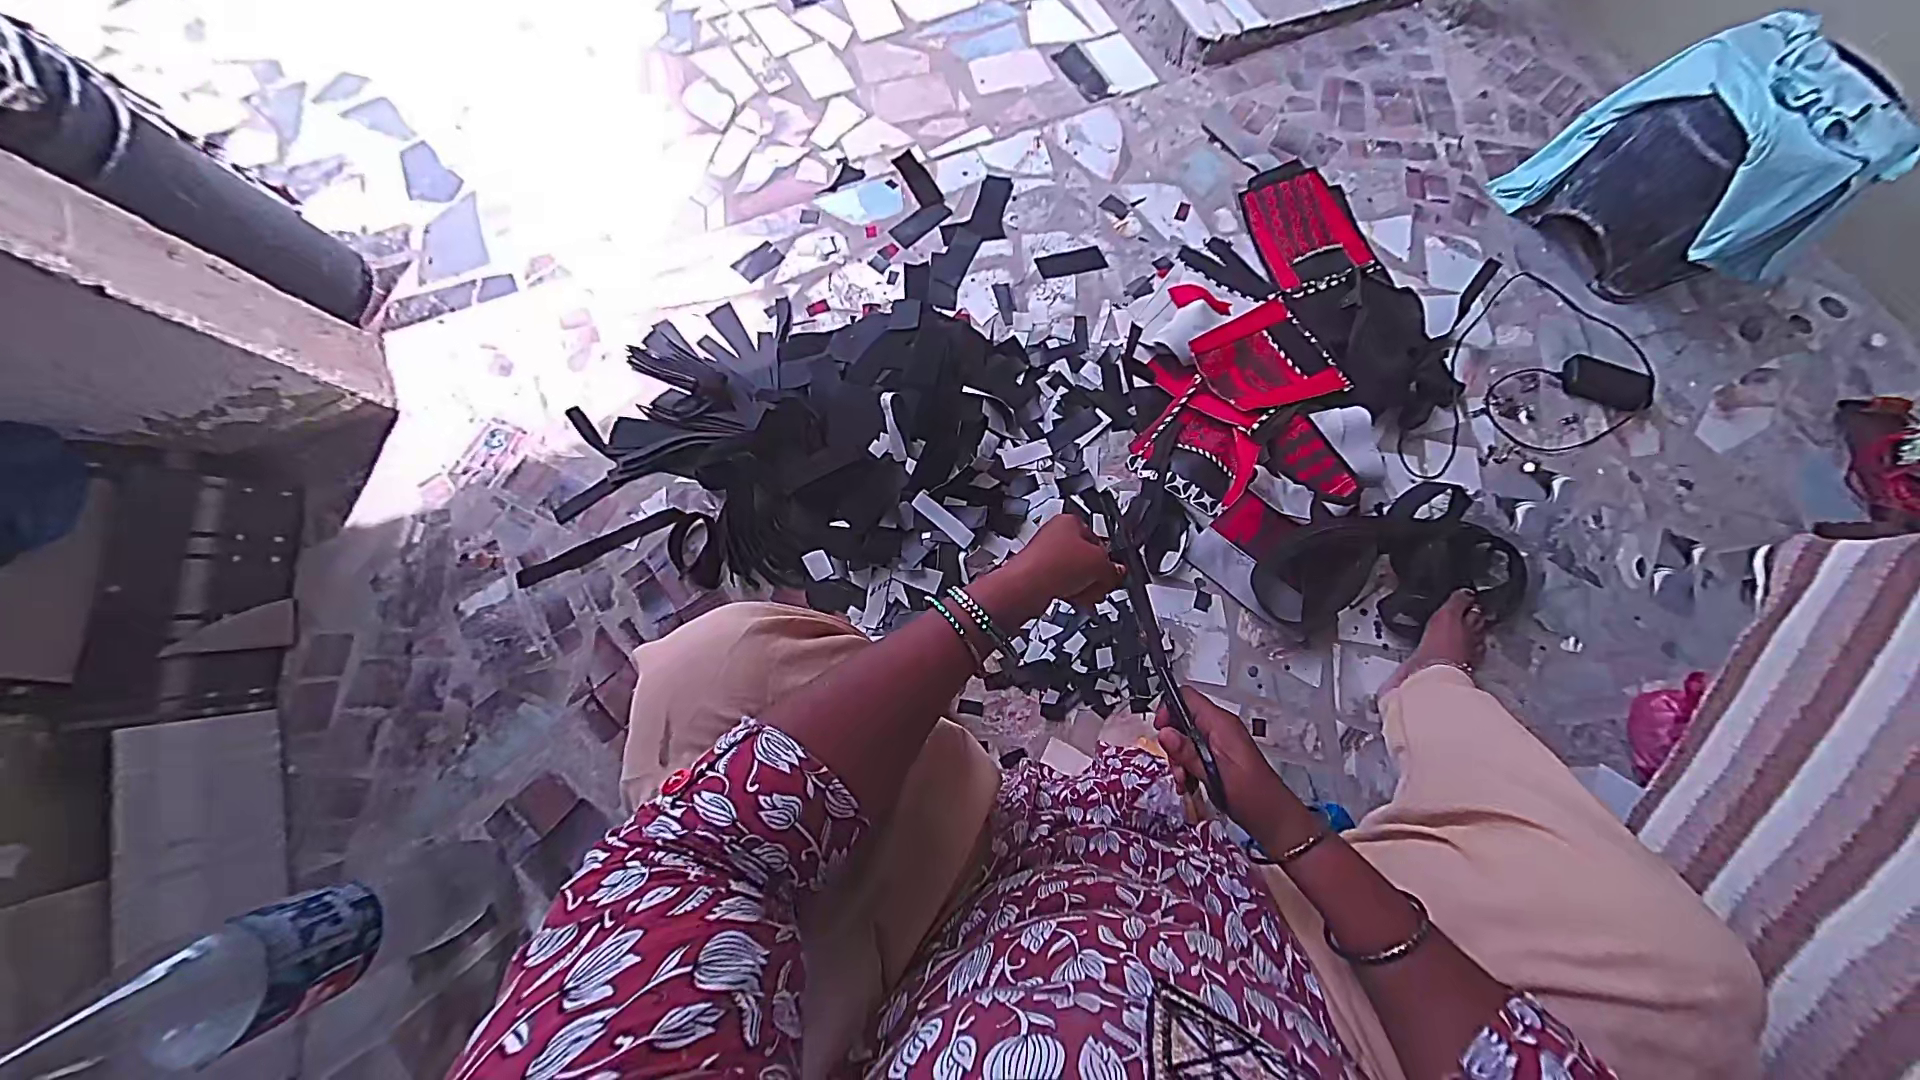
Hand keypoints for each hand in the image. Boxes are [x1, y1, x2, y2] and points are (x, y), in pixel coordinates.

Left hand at [1003, 513, 1126, 608]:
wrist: (1026, 588)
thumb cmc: (1053, 565)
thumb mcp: (1099, 564)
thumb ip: (1113, 568)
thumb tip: (1117, 572)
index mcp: (1069, 521)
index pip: (1098, 538)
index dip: (1108, 557)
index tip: (1113, 571)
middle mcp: (1054, 535)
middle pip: (1086, 557)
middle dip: (1096, 574)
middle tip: (1101, 584)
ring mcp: (1044, 556)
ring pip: (1074, 573)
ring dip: (1085, 585)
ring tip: (1089, 595)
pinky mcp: (1037, 575)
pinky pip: (1061, 584)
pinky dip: (1070, 592)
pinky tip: (1075, 599)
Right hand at [1154, 687, 1307, 835]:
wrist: (1274, 819)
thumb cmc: (1253, 797)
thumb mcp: (1213, 775)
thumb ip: (1187, 752)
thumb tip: (1165, 732)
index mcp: (1221, 724)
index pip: (1186, 697)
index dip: (1168, 709)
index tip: (1161, 731)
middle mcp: (1221, 727)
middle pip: (1182, 718)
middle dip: (1172, 741)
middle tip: (1176, 764)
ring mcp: (1221, 740)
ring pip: (1186, 736)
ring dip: (1179, 757)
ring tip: (1184, 778)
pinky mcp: (1220, 753)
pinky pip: (1194, 749)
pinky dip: (1187, 764)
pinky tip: (1190, 781)